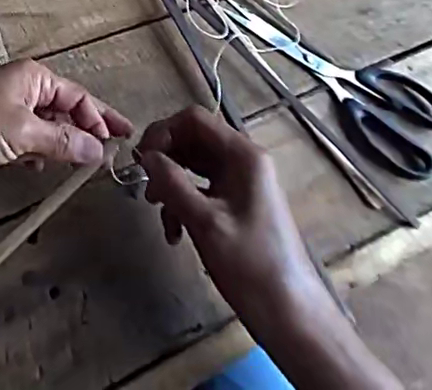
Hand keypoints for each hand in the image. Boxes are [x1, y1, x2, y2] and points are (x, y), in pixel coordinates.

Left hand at [0, 59, 132, 183]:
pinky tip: (42, 166)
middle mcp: (24, 87)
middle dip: (88, 126)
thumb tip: (97, 151)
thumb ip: (63, 141)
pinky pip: (29, 138)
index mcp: (34, 77)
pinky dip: (40, 151)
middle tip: (116, 140)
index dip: (98, 118)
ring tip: (82, 159)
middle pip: (65, 108)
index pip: (77, 96)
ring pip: (47, 125)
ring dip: (63, 141)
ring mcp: (8, 108)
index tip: (116, 138)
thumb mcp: (23, 132)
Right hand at [137, 108, 331, 324]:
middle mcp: (244, 159)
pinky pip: (205, 189)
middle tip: (145, 188)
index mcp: (243, 154)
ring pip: (196, 166)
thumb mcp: (206, 223)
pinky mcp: (238, 203)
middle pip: (195, 141)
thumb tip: (147, 156)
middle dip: (166, 160)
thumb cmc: (250, 264)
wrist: (290, 311)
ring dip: (173, 185)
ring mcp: (242, 181)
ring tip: (158, 214)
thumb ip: (173, 184)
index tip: (141, 159)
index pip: (196, 120)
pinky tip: (175, 233)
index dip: (164, 131)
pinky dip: (186, 204)